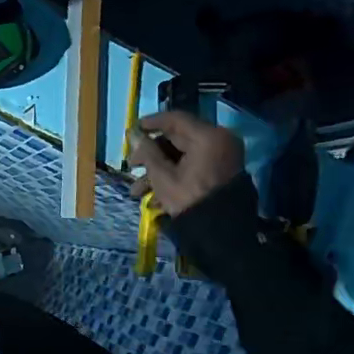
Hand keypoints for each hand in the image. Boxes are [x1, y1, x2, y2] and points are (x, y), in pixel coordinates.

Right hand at [128, 111, 246, 215]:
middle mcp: (219, 141)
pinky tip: (154, 196)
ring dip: (158, 170)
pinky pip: (193, 166)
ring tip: (138, 190)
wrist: (221, 233)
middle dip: (151, 154)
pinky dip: (174, 175)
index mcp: (208, 137)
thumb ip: (146, 152)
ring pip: (182, 156)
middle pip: (177, 139)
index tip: (133, 130)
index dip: (151, 123)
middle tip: (131, 165)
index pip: (175, 119)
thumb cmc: (189, 199)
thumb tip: (133, 134)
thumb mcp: (162, 176)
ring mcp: (222, 157)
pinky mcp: (221, 172)